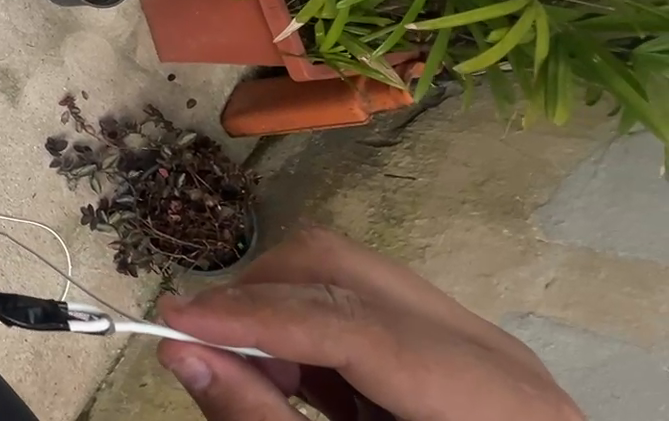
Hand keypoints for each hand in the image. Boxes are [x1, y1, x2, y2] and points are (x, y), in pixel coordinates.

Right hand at [155, 227, 582, 420]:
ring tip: (265, 375)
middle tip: (210, 347)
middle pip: (335, 268)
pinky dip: (300, 324)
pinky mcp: (439, 333)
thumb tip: (176, 350)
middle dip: (255, 298)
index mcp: (495, 402)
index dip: (254, 317)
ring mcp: (465, 331)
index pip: (350, 323)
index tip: (173, 321)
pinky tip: (304, 383)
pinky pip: (345, 292)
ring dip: (273, 306)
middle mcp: (486, 346)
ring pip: (332, 267)